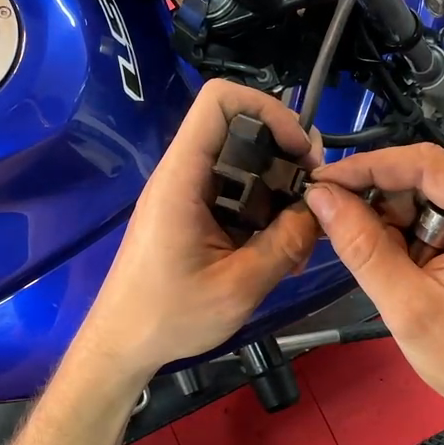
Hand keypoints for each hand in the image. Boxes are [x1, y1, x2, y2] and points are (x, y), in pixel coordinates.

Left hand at [69, 81, 320, 386]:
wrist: (122, 344)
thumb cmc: (168, 316)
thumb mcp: (238, 287)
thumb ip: (284, 244)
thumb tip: (320, 211)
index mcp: (183, 178)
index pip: (219, 100)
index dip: (267, 110)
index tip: (298, 152)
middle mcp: (182, 174)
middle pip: (238, 128)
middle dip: (284, 151)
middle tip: (313, 193)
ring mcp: (186, 194)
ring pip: (242, 163)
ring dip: (278, 186)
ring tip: (302, 228)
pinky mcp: (191, 214)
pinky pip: (234, 192)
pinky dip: (263, 209)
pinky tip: (280, 247)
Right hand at [304, 144, 443, 426]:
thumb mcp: (409, 308)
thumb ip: (362, 246)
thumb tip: (319, 196)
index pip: (427, 165)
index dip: (368, 167)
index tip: (320, 182)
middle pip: (428, 177)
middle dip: (381, 203)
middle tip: (342, 233)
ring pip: (429, 193)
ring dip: (395, 222)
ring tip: (387, 266)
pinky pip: (442, 210)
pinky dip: (413, 233)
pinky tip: (406, 266)